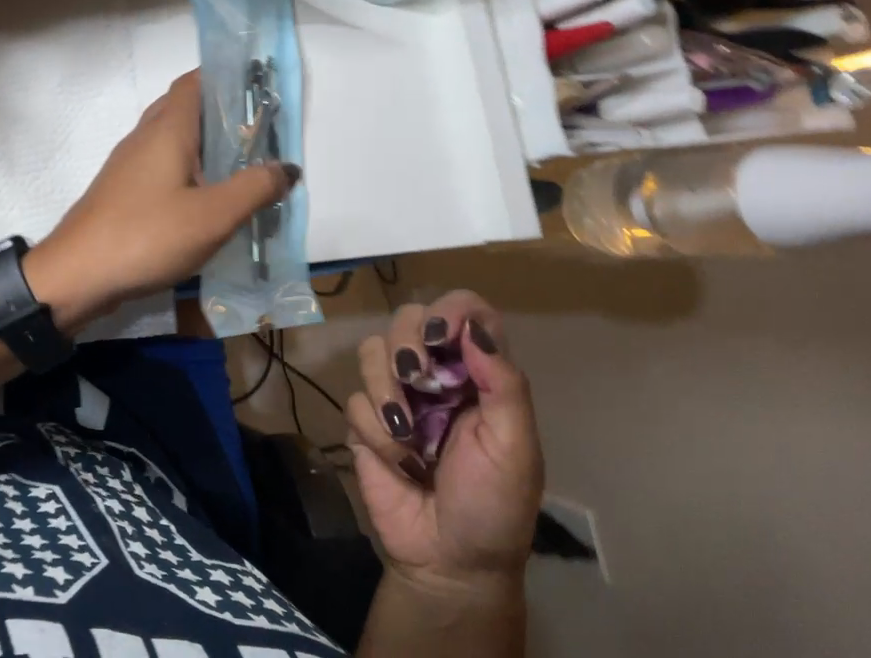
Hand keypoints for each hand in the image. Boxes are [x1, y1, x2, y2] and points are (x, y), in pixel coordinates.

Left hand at [26, 72, 299, 317]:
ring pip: (170, 142)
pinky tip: (206, 200)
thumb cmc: (147, 236)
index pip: (192, 83)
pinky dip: (186, 172)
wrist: (77, 273)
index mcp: (166, 131)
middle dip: (219, 114)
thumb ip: (254, 188)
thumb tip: (287, 167)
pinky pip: (160, 169)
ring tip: (242, 167)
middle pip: (182, 109)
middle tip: (260, 134)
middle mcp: (143, 139)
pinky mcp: (121, 193)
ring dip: (203, 147)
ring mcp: (127, 167)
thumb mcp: (214, 215)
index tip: (258, 87)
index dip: (223, 77)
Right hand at [345, 291, 543, 597]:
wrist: (448, 559)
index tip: (440, 337)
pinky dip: (374, 430)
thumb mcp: (515, 447)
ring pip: (372, 350)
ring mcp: (397, 393)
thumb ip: (505, 385)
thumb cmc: (494, 504)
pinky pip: (354, 398)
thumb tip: (473, 327)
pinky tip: (396, 459)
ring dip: (387, 393)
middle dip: (405, 345)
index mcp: (481, 374)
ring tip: (409, 437)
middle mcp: (437, 374)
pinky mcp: (364, 418)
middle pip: (407, 317)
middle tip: (415, 379)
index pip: (465, 311)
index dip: (449, 311)